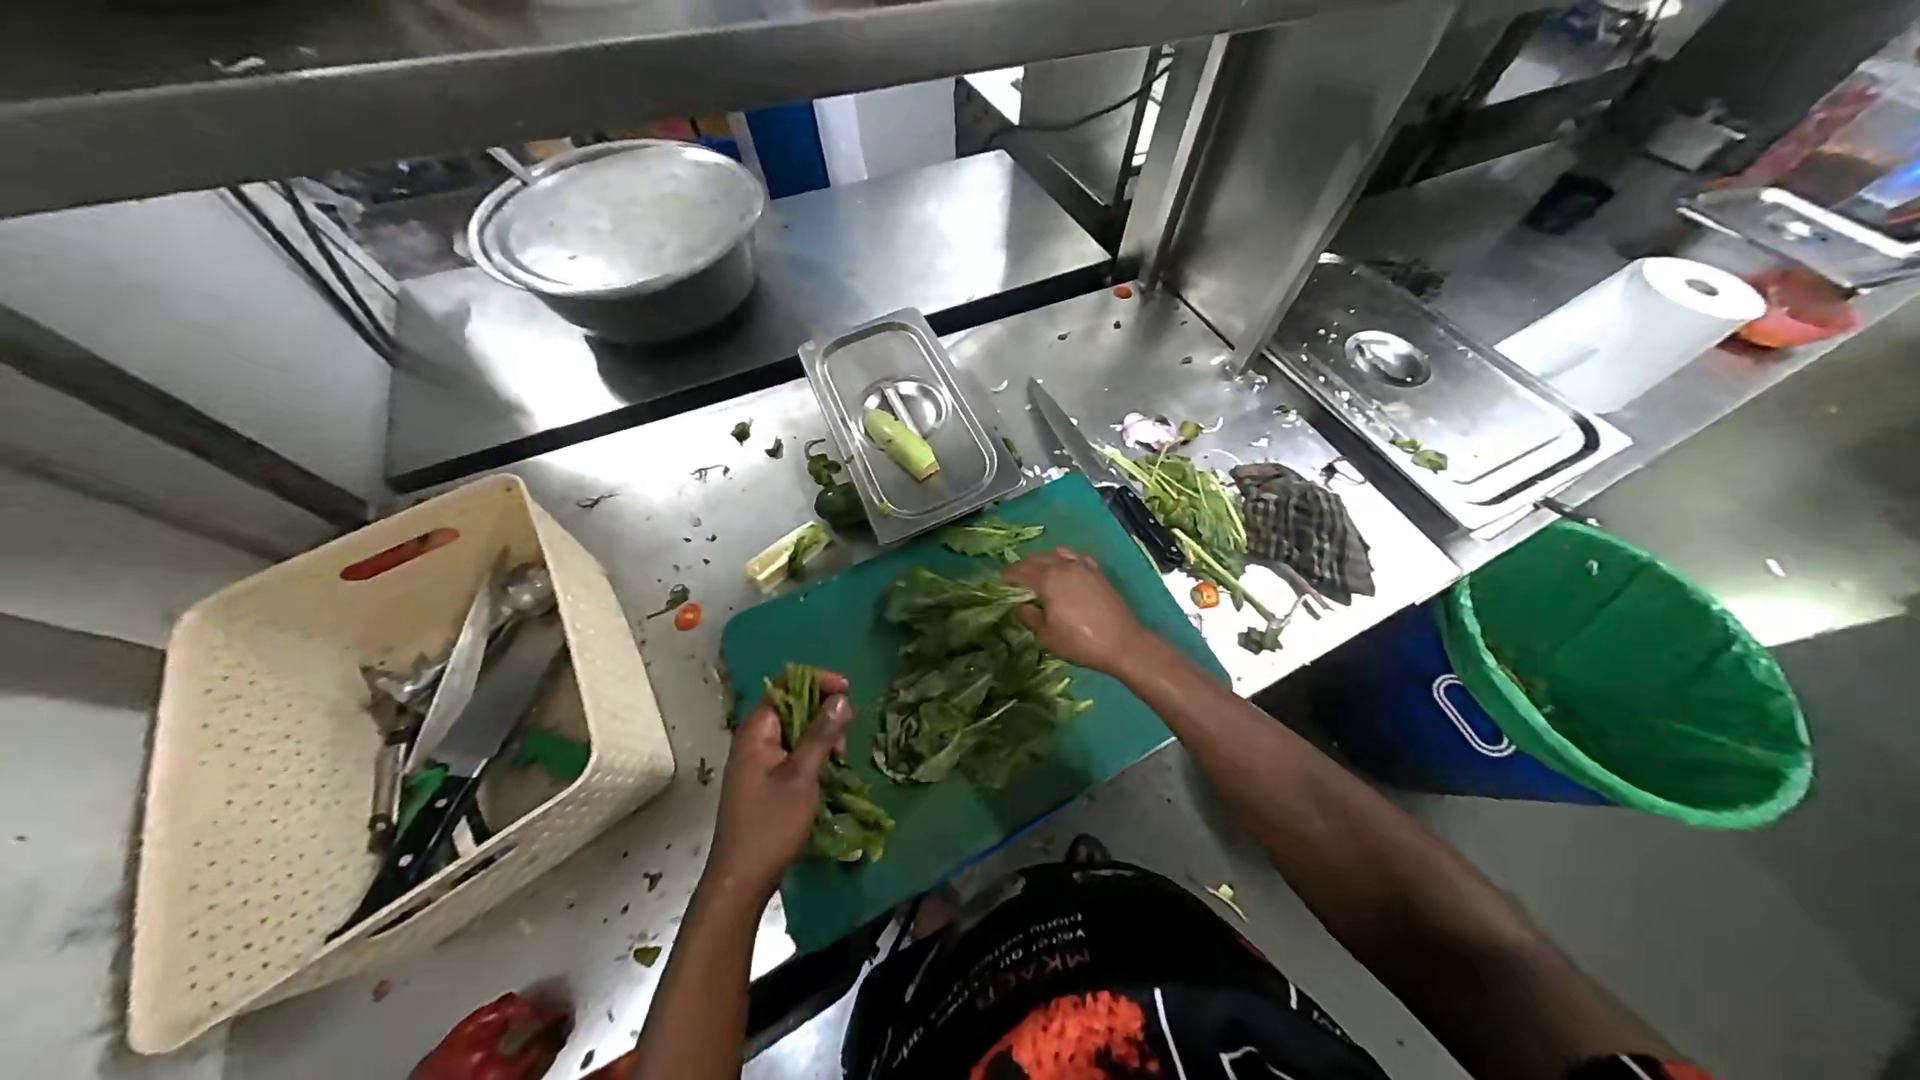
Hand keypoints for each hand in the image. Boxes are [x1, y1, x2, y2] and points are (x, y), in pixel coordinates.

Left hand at [705, 671, 853, 900]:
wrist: (742, 878)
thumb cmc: (771, 824)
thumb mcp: (802, 775)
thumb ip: (821, 734)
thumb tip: (841, 697)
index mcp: (756, 731)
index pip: (786, 685)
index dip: (817, 681)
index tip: (848, 691)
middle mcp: (754, 739)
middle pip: (793, 706)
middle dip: (823, 713)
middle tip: (844, 737)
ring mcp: (758, 760)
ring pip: (796, 731)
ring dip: (821, 737)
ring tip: (838, 759)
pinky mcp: (765, 779)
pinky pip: (793, 752)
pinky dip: (812, 754)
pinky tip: (828, 771)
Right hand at [1003, 547, 1151, 675]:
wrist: (1122, 643)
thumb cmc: (1079, 642)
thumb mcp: (1046, 636)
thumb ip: (1030, 617)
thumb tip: (1021, 606)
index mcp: (1047, 580)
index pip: (1020, 571)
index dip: (1007, 575)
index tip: (1000, 579)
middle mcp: (1064, 567)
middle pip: (1038, 558)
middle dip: (1024, 565)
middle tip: (1016, 576)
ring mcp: (1083, 567)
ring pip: (1057, 554)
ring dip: (1045, 560)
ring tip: (1039, 570)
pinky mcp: (1098, 573)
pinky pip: (1076, 558)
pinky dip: (1066, 560)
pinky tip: (1066, 569)